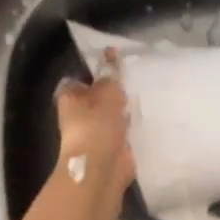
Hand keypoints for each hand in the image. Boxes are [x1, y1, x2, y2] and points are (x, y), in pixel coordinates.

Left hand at [55, 54, 133, 187]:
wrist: (102, 168)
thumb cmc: (97, 125)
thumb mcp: (107, 91)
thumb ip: (111, 73)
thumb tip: (110, 51)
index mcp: (70, 98)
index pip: (80, 79)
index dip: (96, 72)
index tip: (116, 65)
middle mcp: (79, 114)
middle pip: (98, 97)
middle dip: (114, 91)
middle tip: (135, 79)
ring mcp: (95, 132)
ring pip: (112, 113)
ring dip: (125, 108)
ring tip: (145, 94)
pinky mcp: (111, 146)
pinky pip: (124, 130)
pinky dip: (133, 125)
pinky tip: (149, 115)